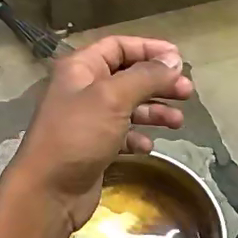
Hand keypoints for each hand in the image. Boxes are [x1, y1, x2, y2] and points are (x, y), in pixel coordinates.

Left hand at [6, 35, 193, 233]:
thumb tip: (174, 60)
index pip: (118, 47)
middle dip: (159, 83)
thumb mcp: (114, 98)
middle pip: (129, 77)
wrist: (50, 190)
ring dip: (155, 112)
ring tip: (178, 122)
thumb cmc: (78, 136)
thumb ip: (146, 76)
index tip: (179, 60)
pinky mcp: (96, 147)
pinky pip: (123, 136)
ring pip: (130, 107)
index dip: (149, 49)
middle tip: (187, 92)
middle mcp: (84, 90)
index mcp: (81, 69)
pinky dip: (138, 138)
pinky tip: (147, 147)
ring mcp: (90, 121)